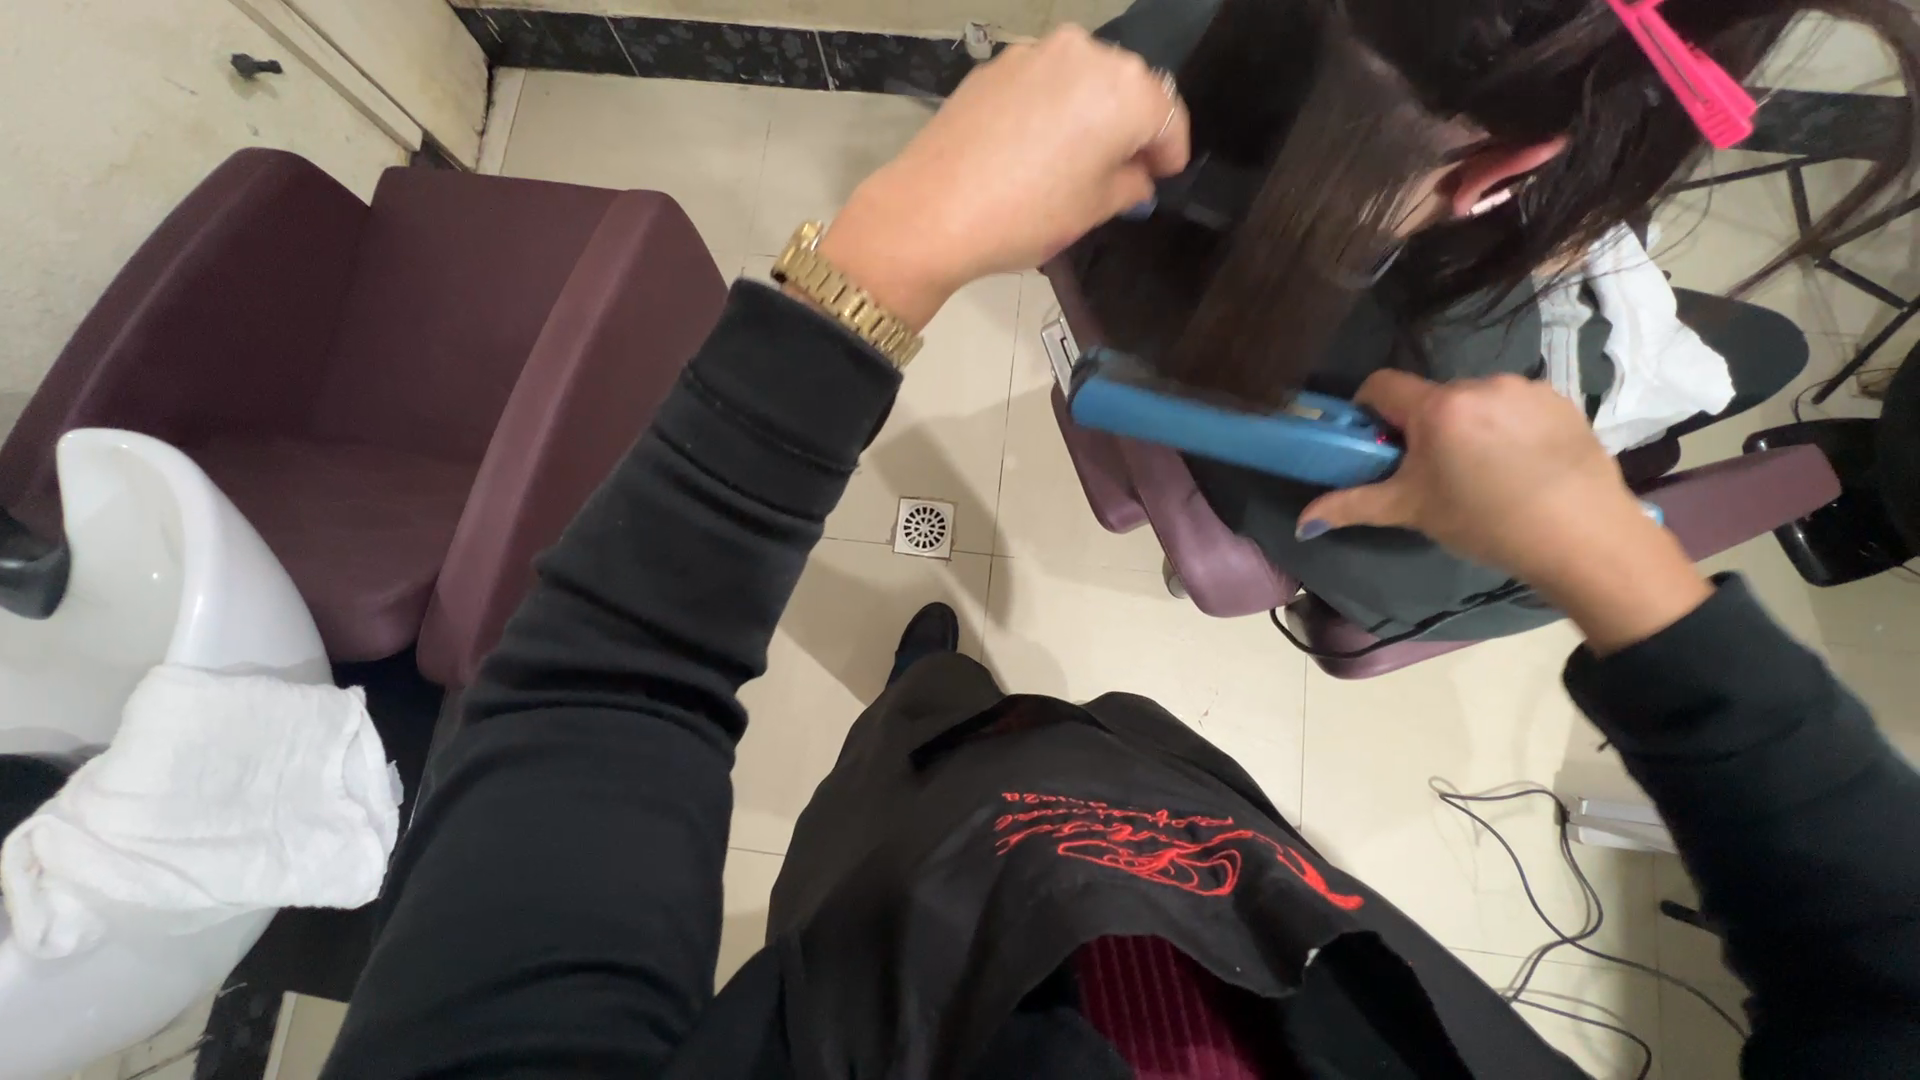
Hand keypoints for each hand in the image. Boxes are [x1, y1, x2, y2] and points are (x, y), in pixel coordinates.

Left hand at [816, 25, 1190, 327]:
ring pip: (1083, 80)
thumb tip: (1137, 176)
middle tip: (1122, 171)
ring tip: (1076, 160)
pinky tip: (1035, 147)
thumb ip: (1129, 185)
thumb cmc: (1026, 216)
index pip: (1168, 116)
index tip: (1162, 176)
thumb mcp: (1092, 210)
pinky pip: (1043, 83)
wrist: (933, 211)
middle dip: (1131, 127)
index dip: (1169, 151)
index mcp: (1124, 90)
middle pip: (1127, 88)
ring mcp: (1036, 53)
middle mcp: (1086, 54)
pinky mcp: (997, 65)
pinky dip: (1052, 109)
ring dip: (1090, 114)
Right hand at [1297, 371, 1712, 652]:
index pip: (1381, 385)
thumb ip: (1352, 506)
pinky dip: (1504, 427)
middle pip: (1430, 396)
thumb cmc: (1485, 521)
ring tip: (1479, 471)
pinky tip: (1517, 465)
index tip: (1375, 442)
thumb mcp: (1410, 511)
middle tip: (1429, 470)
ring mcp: (1526, 389)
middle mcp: (1481, 384)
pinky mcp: (1562, 401)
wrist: (1584, 537)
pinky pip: (1514, 405)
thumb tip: (1302, 523)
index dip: (1367, 409)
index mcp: (1439, 407)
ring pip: (1473, 401)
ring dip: (1465, 425)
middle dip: (1421, 425)